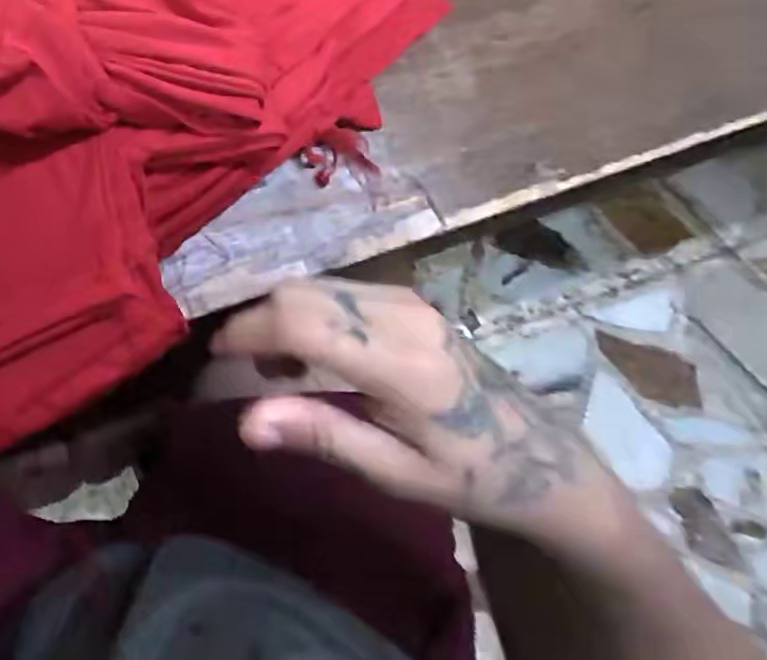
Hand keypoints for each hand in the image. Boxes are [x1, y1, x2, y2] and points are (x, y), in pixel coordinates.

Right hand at [212, 278, 628, 548]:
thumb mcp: (398, 474)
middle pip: (297, 295)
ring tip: (274, 364)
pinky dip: (299, 311)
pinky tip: (306, 348)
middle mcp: (403, 318)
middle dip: (253, 323)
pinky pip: (328, 288)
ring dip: (274, 316)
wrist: (550, 460)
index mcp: (405, 367)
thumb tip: (245, 423)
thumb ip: (322, 437)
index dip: (247, 332)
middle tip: (241, 365)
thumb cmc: (472, 478)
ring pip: (308, 286)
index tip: (216, 356)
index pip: (303, 323)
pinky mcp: (403, 296)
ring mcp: (405, 300)